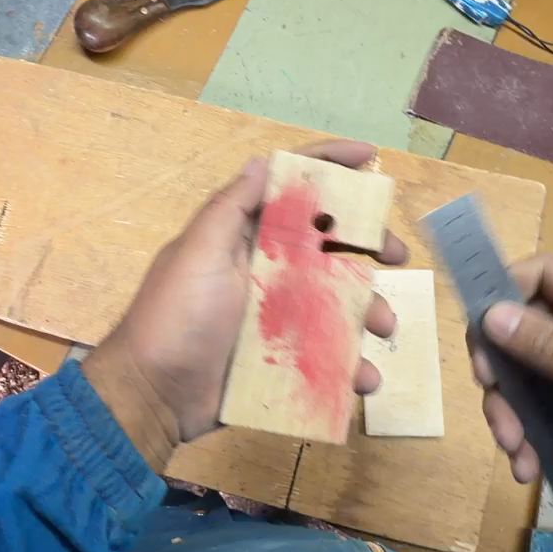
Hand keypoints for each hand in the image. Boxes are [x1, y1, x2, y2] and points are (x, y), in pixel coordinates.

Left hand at [84, 141, 407, 470]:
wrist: (155, 394)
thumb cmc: (177, 315)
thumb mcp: (199, 251)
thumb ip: (232, 207)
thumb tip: (263, 161)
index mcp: (245, 236)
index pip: (289, 187)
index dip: (327, 164)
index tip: (369, 157)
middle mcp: (265, 268)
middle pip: (327, 242)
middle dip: (368, 243)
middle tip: (398, 254)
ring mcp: (276, 314)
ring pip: (337, 300)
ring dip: (368, 309)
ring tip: (382, 327)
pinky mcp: (281, 357)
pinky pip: (328, 353)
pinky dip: (351, 364)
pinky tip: (363, 377)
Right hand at [471, 254, 552, 551]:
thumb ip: (549, 345)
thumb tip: (491, 311)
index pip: (546, 272)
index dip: (505, 289)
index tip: (480, 328)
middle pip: (521, 324)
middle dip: (500, 366)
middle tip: (491, 394)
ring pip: (521, 370)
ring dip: (508, 408)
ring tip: (515, 448)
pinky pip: (535, 405)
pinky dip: (524, 432)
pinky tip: (528, 464)